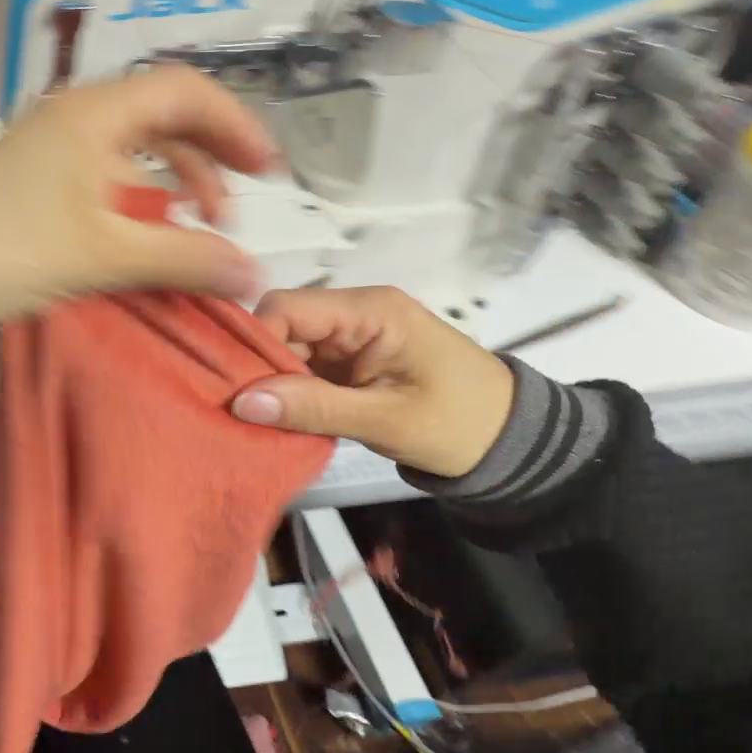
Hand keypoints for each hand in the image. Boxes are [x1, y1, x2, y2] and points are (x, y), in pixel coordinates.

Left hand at [0, 66, 274, 322]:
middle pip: (162, 115)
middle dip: (208, 155)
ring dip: (174, 180)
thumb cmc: (10, 251)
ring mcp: (51, 145)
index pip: (183, 90)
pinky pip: (105, 172)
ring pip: (133, 147)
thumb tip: (254, 273)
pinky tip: (150, 230)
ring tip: (201, 226)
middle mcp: (74, 115)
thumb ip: (184, 258)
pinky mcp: (36, 175)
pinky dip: (138, 196)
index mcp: (92, 113)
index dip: (235, 124)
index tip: (266, 170)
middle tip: (237, 204)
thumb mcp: (104, 255)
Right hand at [229, 287, 513, 477]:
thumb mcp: (388, 420)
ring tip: (253, 419)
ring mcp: (350, 338)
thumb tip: (242, 402)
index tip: (236, 387)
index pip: (287, 308)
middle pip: (281, 327)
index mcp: (370, 311)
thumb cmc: (463, 425)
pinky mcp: (348, 362)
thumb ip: (315, 408)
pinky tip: (275, 418)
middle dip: (258, 368)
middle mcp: (353, 314)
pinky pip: (301, 369)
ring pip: (286, 350)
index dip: (255, 342)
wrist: (515, 445)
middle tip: (237, 410)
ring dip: (271, 384)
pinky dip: (288, 394)